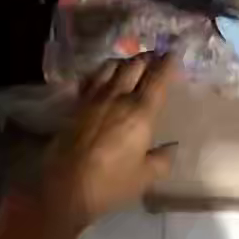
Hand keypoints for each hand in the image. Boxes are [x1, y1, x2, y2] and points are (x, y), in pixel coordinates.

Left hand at [33, 51, 179, 238]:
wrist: (66, 184)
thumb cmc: (110, 183)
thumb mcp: (144, 178)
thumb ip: (162, 160)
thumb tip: (172, 147)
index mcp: (140, 112)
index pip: (157, 79)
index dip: (167, 64)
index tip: (173, 54)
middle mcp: (119, 96)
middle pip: (134, 65)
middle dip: (147, 58)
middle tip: (155, 57)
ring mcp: (96, 96)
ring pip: (112, 65)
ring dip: (125, 61)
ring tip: (131, 64)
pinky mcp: (78, 101)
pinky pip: (92, 77)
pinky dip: (102, 71)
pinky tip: (104, 76)